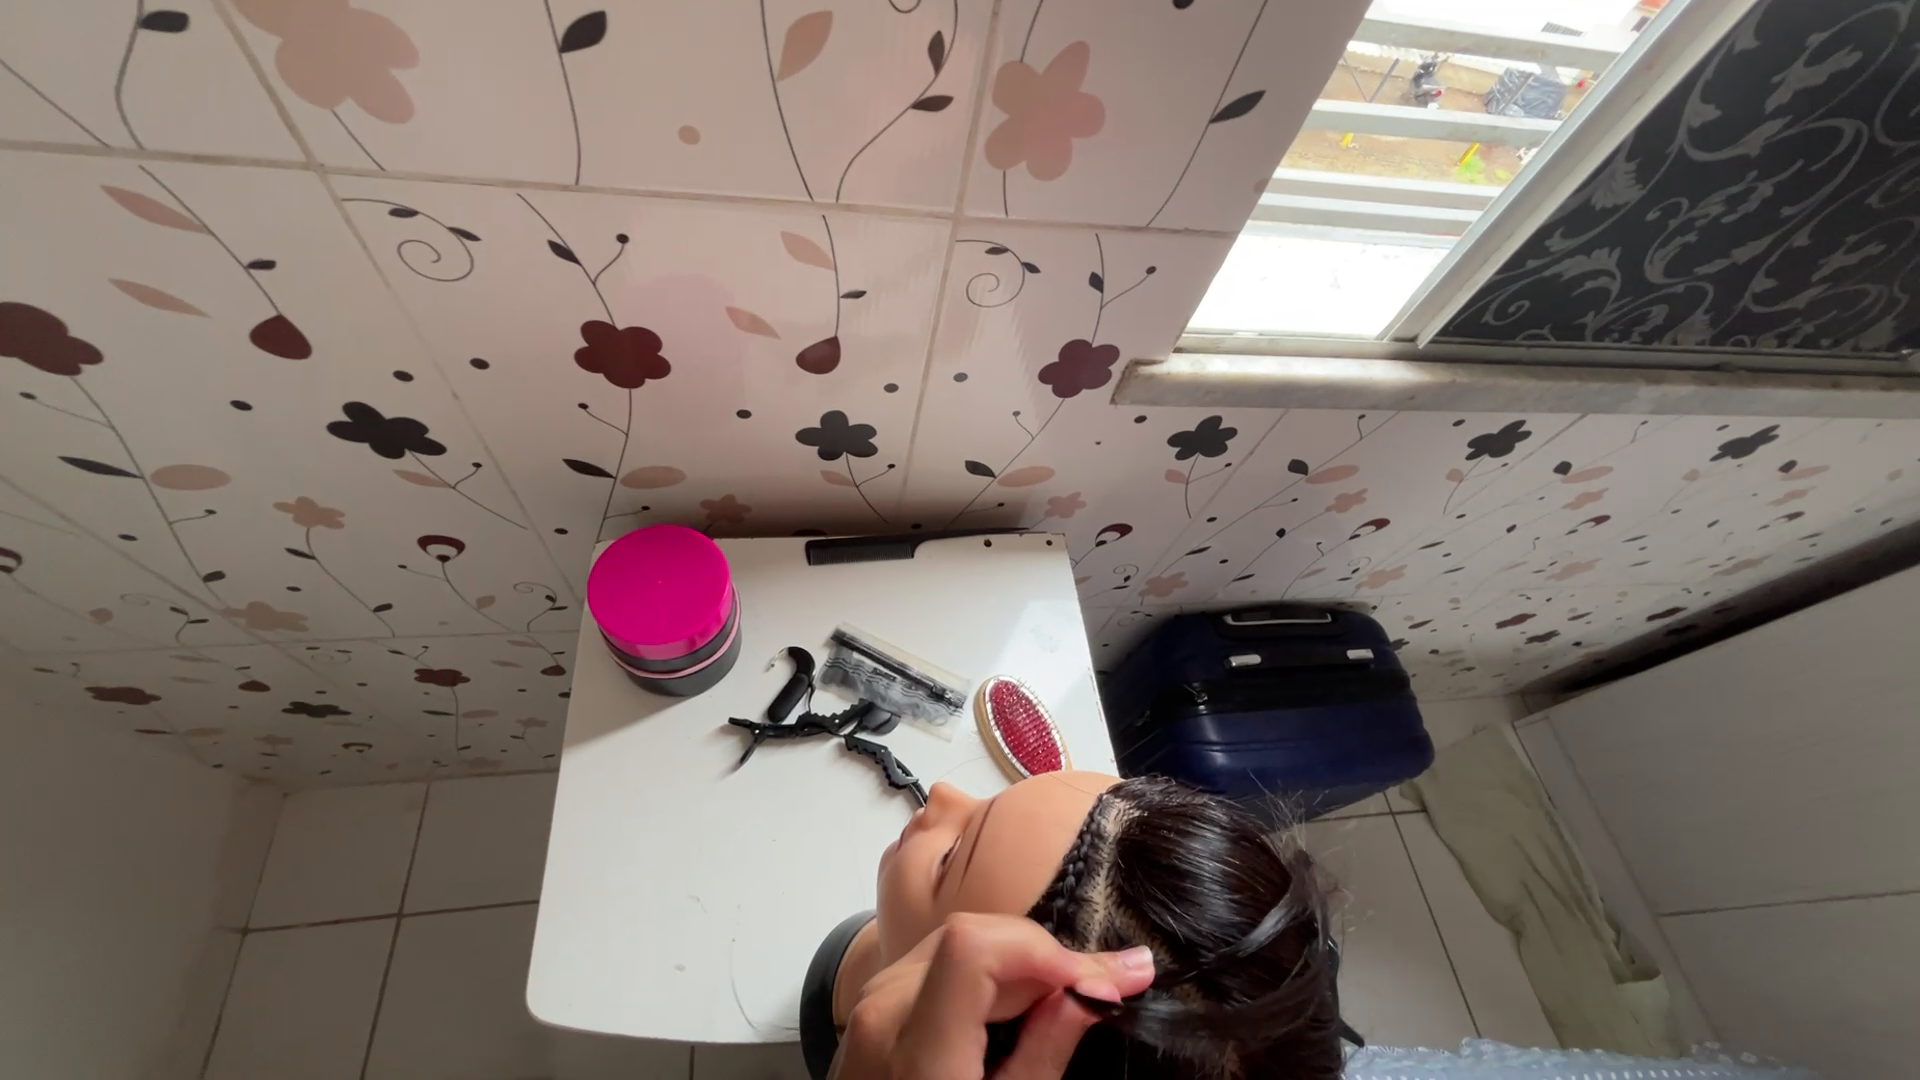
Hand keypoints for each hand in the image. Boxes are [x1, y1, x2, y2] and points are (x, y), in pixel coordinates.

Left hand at [831, 912, 1154, 1079]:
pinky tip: (1024, 996)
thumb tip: (1098, 988)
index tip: (1100, 982)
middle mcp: (883, 1008)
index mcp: (914, 1052)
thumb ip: (1045, 1051)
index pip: (973, 947)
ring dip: (1020, 958)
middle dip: (1045, 954)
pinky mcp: (875, 1002)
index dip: (1042, 949)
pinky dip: (988, 969)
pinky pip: (939, 960)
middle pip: (973, 936)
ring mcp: (872, 1000)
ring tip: (1072, 989)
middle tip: (1106, 983)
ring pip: (958, 940)